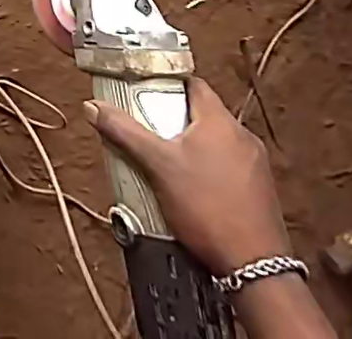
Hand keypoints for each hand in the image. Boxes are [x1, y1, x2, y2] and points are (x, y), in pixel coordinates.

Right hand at [83, 77, 291, 275]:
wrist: (255, 271)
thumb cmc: (207, 209)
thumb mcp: (156, 164)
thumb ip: (123, 131)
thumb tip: (92, 106)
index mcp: (221, 122)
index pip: (193, 83)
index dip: (166, 81)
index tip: (142, 88)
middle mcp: (243, 137)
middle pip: (201, 111)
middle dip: (171, 115)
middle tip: (144, 124)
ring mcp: (255, 165)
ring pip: (214, 139)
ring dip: (188, 141)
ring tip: (161, 156)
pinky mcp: (259, 190)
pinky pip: (226, 162)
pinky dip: (205, 163)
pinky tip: (187, 183)